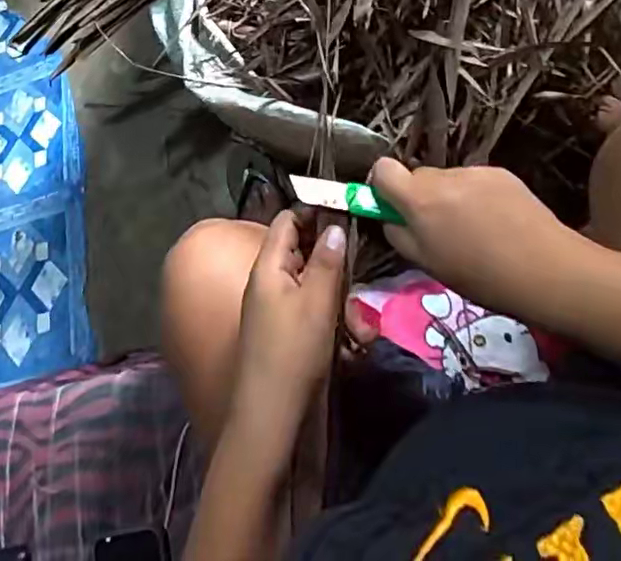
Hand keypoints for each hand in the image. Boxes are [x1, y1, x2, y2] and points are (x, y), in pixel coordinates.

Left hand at [229, 210, 348, 432]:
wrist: (269, 409)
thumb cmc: (293, 349)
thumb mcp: (317, 301)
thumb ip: (327, 261)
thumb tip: (335, 224)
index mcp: (267, 264)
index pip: (286, 220)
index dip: (313, 211)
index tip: (344, 212)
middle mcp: (265, 277)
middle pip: (296, 246)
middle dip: (326, 249)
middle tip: (355, 251)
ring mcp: (270, 302)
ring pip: (302, 274)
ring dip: (327, 278)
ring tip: (353, 291)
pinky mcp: (279, 324)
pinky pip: (302, 297)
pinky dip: (321, 299)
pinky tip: (341, 315)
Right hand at [370, 157, 599, 318]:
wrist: (549, 271)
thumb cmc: (481, 277)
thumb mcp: (426, 263)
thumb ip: (398, 233)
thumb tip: (390, 216)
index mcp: (418, 199)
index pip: (382, 169)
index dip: (383, 186)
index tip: (394, 208)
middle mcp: (442, 176)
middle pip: (417, 176)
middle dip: (421, 197)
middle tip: (440, 229)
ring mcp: (473, 171)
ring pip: (447, 180)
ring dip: (450, 198)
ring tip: (476, 230)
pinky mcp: (500, 172)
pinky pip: (474, 180)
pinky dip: (477, 196)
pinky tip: (497, 222)